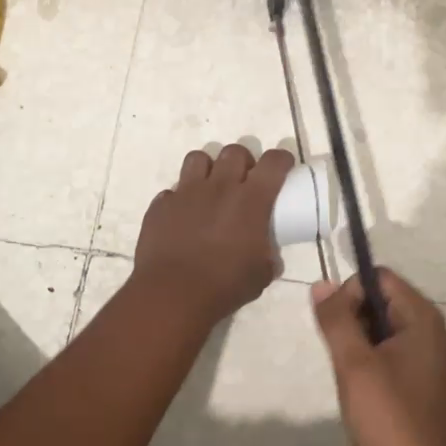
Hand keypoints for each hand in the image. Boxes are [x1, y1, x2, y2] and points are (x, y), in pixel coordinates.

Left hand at [131, 145, 294, 326]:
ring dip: (209, 168)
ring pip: (198, 158)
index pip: (273, 162)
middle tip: (245, 181)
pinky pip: (173, 190)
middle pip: (234, 152)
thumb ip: (268, 257)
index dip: (281, 159)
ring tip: (211, 188)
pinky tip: (183, 216)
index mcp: (250, 200)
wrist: (173, 293)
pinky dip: (181, 199)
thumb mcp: (261, 274)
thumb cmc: (225, 284)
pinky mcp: (161, 205)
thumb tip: (269, 256)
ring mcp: (186, 193)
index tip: (283, 167)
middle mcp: (219, 187)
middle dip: (244, 161)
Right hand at [312, 269, 445, 445]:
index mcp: (421, 318)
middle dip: (351, 323)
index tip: (336, 330)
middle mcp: (429, 331)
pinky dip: (370, 368)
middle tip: (343, 361)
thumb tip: (321, 283)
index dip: (350, 293)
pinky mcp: (422, 384)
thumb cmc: (393, 419)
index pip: (379, 277)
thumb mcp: (355, 365)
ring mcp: (428, 359)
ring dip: (358, 349)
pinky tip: (364, 397)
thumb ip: (336, 320)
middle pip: (380, 302)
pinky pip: (389, 356)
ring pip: (380, 332)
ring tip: (354, 383)